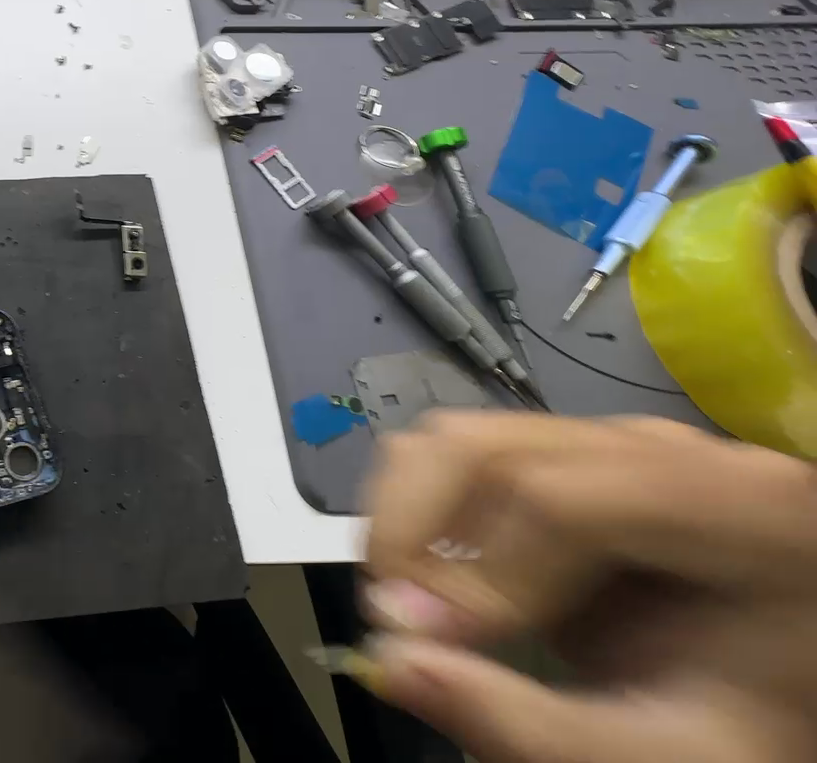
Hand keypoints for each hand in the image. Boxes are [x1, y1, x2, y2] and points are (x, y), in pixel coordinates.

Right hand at [360, 413, 816, 762]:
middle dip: (411, 529)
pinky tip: (440, 571)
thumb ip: (536, 724)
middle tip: (395, 612)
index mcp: (737, 511)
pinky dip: (418, 507)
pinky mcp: (556, 447)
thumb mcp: (673, 752)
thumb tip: (393, 664)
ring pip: (450, 439)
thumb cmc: (761, 720)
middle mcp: (661, 450)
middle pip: (483, 449)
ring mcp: (602, 440)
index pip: (562, 503)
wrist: (782, 679)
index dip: (481, 569)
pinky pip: (451, 450)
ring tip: (414, 595)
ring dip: (404, 516)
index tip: (432, 639)